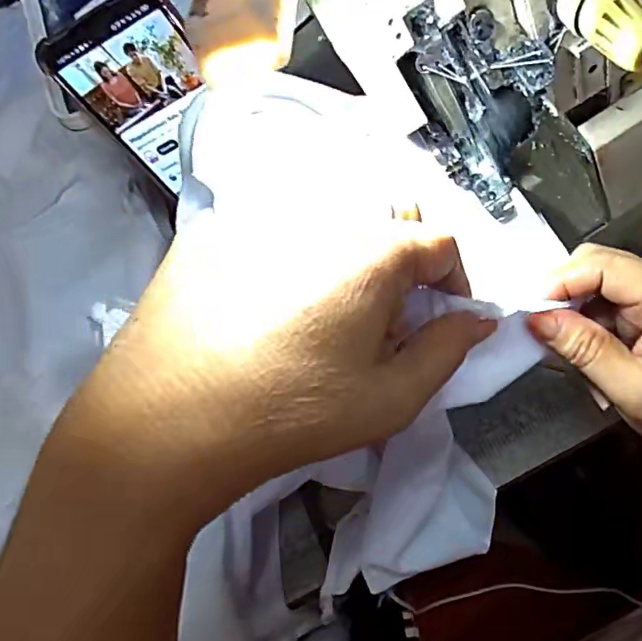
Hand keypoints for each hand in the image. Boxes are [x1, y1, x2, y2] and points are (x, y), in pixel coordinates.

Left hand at [57, 221, 496, 511]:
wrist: (165, 424)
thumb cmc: (293, 414)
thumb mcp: (391, 399)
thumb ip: (448, 350)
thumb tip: (476, 320)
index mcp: (373, 252)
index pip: (442, 242)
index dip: (453, 284)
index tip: (437, 321)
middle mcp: (322, 216)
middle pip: (386, 231)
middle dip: (400, 277)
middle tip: (378, 331)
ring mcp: (261, 217)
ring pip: (331, 229)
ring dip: (347, 267)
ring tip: (321, 323)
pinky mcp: (212, 229)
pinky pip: (277, 233)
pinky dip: (293, 262)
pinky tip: (267, 311)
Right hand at [526, 244, 641, 463]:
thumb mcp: (638, 391)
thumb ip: (587, 352)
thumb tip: (538, 320)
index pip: (603, 265)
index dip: (560, 282)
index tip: (530, 312)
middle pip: (599, 266)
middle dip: (564, 295)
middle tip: (543, 333)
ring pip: (599, 285)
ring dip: (577, 315)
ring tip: (571, 354)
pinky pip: (610, 305)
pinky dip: (592, 327)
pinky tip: (592, 356)